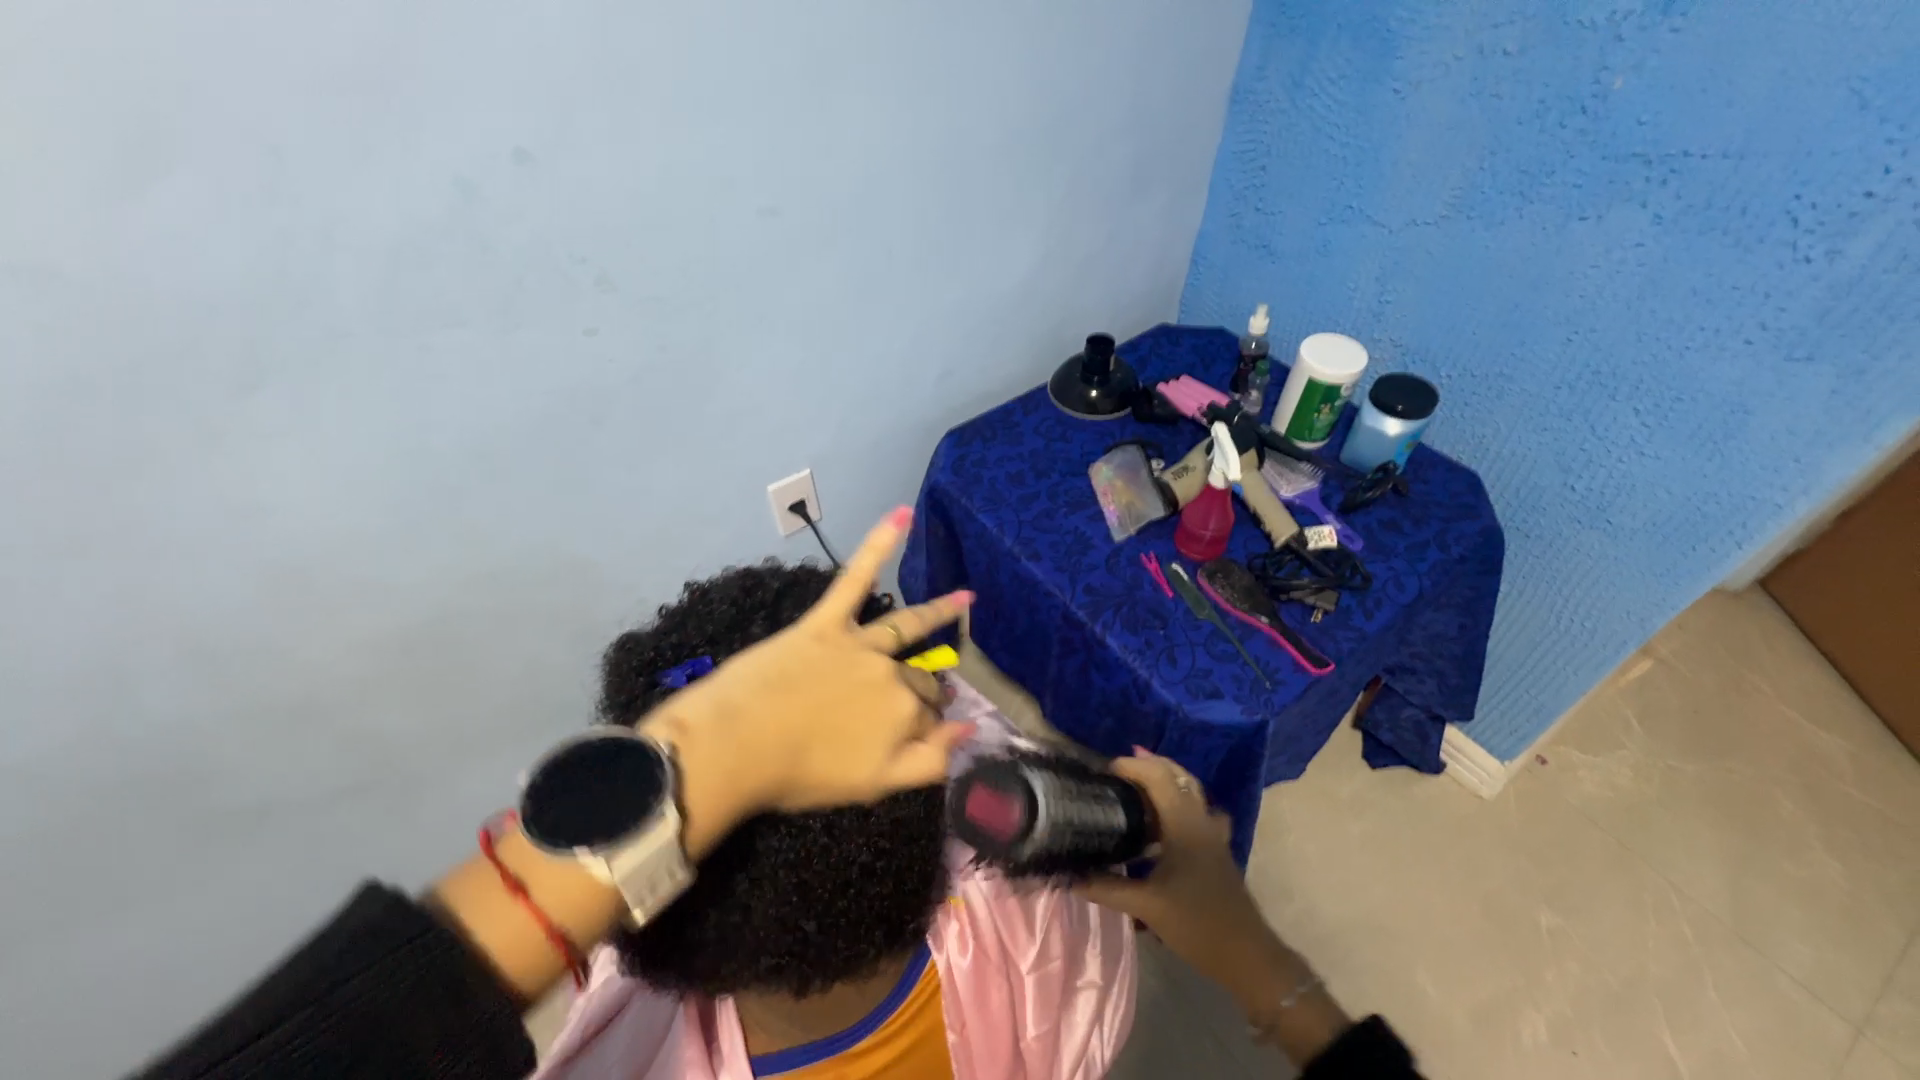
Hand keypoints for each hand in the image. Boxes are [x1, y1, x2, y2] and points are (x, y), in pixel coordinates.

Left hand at [657, 507, 975, 814]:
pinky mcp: (824, 623)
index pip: (931, 717)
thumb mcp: (875, 785)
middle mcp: (890, 673)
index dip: (927, 730)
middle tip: (924, 699)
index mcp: (904, 713)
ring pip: (907, 626)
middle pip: (920, 678)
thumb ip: (931, 762)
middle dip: (928, 689)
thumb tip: (971, 729)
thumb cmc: (800, 774)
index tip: (917, 740)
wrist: (734, 746)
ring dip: (938, 610)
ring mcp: (858, 645)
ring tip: (966, 596)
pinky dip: (878, 546)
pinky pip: (855, 579)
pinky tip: (900, 516)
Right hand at [1076, 750, 1307, 1010]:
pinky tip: (1161, 827)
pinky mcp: (1217, 850)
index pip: (1159, 777)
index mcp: (1184, 825)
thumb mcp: (1146, 906)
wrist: (1246, 955)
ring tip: (1135, 792)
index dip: (1132, 766)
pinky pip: (1197, 813)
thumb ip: (1106, 888)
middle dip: (1150, 766)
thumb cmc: (1196, 924)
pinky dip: (1178, 807)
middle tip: (1119, 772)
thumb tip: (1070, 877)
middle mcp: (1201, 821)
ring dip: (1165, 784)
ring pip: (1190, 793)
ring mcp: (1213, 835)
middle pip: (1178, 776)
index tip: (1105, 772)